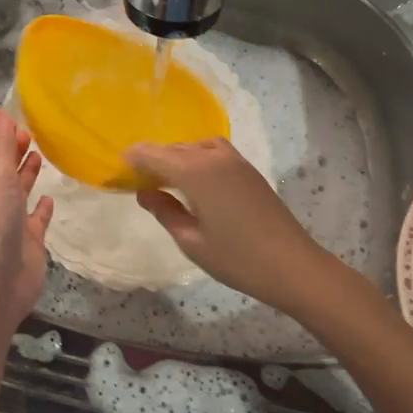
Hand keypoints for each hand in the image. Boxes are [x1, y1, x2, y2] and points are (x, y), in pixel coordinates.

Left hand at [0, 107, 54, 334]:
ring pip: (21, 193)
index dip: (5, 138)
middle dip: (17, 153)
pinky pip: (38, 221)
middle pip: (7, 172)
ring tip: (41, 157)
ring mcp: (15, 223)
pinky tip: (51, 199)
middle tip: (33, 134)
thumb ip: (0, 144)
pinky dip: (43, 209)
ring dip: (28, 176)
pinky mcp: (32, 243)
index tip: (21, 121)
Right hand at [127, 138, 340, 313]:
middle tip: (136, 179)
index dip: (133, 158)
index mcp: (195, 171)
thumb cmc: (238, 259)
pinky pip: (212, 151)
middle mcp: (213, 156)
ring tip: (164, 179)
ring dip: (176, 156)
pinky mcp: (248, 169)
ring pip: (194, 146)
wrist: (295, 266)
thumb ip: (164, 211)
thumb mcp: (192, 241)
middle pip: (173, 147)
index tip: (117, 169)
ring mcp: (234, 160)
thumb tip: (145, 193)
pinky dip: (196, 157)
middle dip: (152, 158)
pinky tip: (193, 180)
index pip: (153, 154)